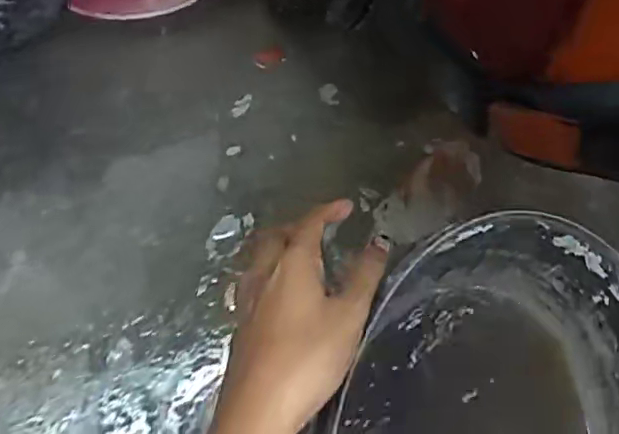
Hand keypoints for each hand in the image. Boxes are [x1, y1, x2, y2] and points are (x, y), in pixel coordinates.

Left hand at [211, 200, 389, 433]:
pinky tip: (281, 296)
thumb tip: (379, 241)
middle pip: (274, 238)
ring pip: (257, 263)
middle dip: (297, 225)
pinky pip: (253, 287)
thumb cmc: (306, 359)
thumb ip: (365, 275)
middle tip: (321, 227)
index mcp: (291, 266)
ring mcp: (246, 308)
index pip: (308, 224)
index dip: (328, 210)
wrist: (255, 418)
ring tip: (299, 256)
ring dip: (278, 250)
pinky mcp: (239, 334)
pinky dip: (270, 276)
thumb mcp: (349, 314)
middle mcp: (264, 279)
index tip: (347, 206)